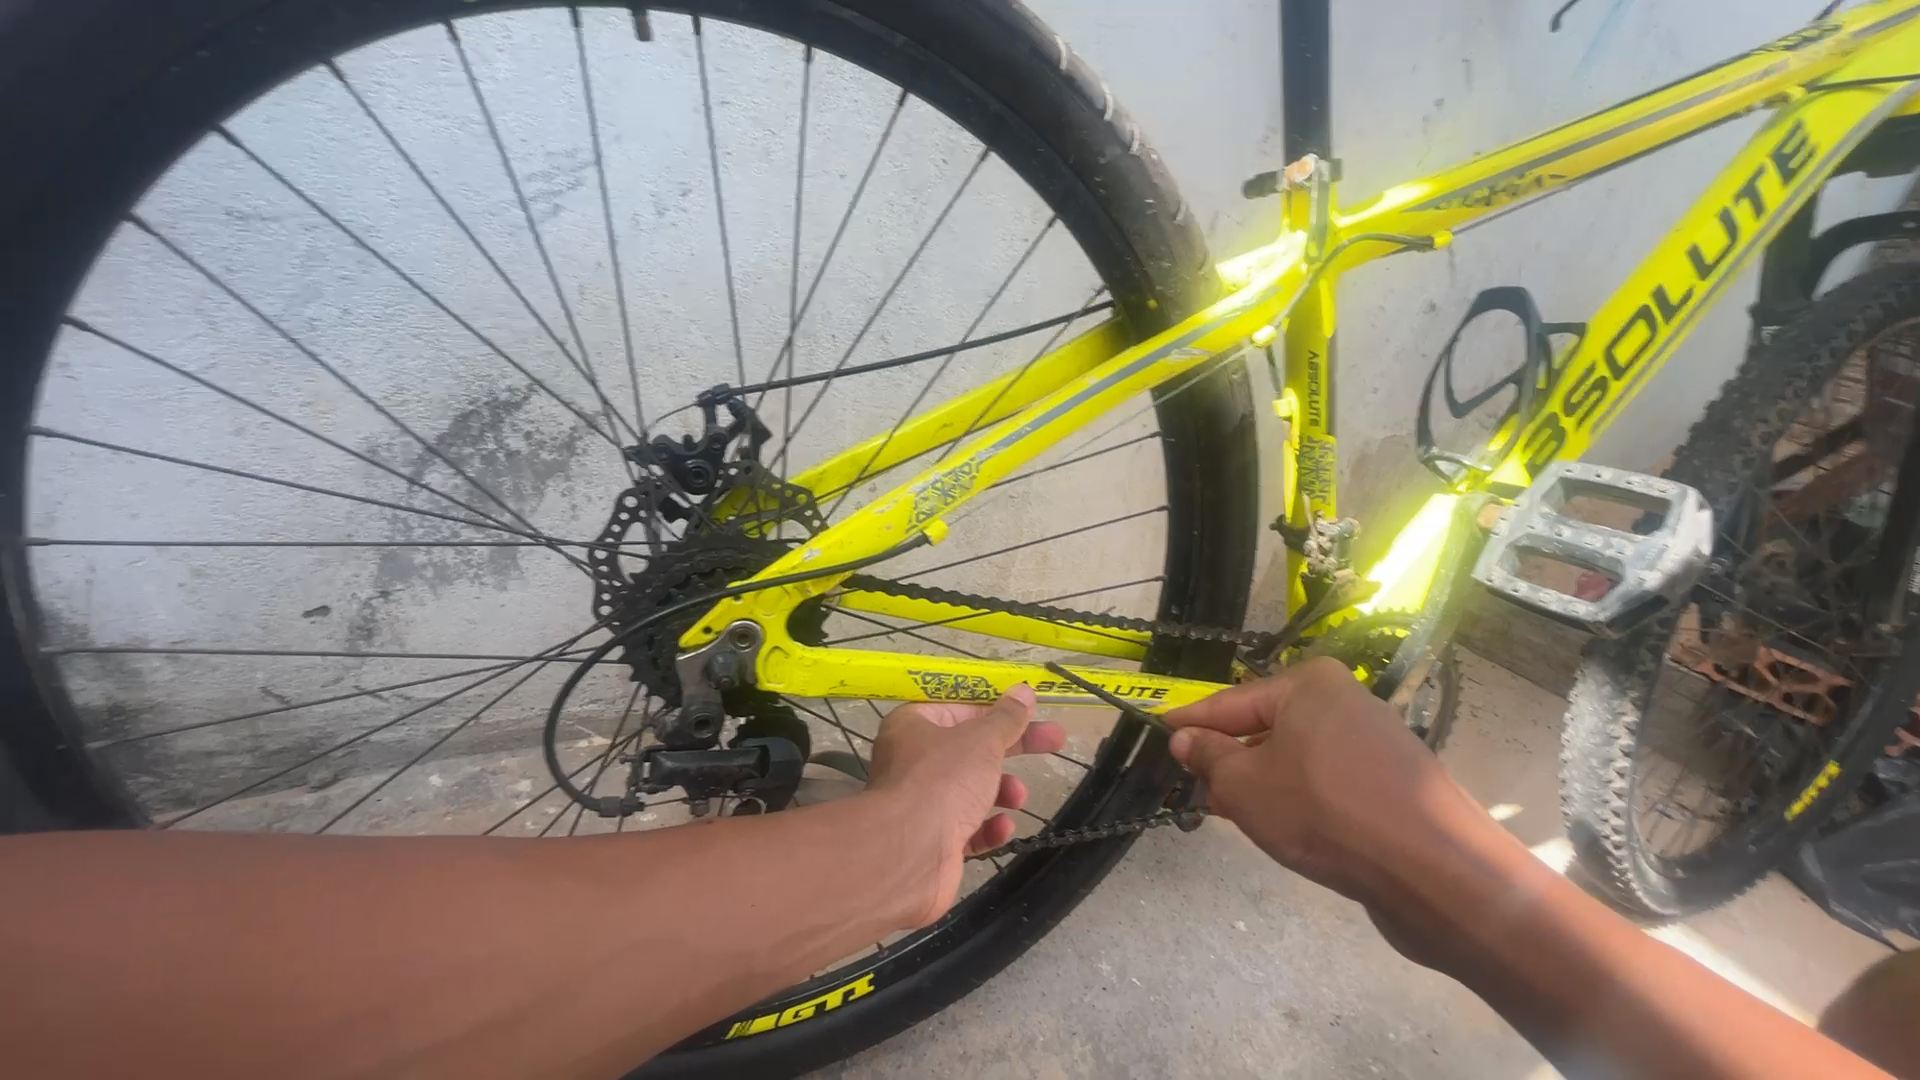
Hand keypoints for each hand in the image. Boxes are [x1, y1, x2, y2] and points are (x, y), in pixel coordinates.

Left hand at [863, 684, 1064, 926]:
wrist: (910, 853)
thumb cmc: (943, 780)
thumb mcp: (982, 741)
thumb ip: (1006, 718)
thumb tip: (1023, 691)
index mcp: (913, 725)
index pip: (958, 707)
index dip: (995, 708)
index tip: (1029, 710)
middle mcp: (912, 761)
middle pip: (971, 747)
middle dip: (1013, 747)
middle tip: (1055, 740)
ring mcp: (920, 803)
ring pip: (970, 789)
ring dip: (1000, 790)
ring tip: (1018, 796)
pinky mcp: (931, 840)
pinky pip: (966, 827)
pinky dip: (987, 826)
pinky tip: (1002, 828)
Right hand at [1166, 657, 1490, 909]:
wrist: (1435, 873)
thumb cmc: (1324, 812)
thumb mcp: (1245, 785)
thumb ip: (1209, 757)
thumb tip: (1185, 740)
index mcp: (1308, 684)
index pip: (1229, 701)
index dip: (1191, 723)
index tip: (1160, 734)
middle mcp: (1345, 700)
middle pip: (1265, 726)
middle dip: (1229, 757)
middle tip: (1195, 784)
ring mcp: (1376, 741)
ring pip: (1296, 756)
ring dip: (1262, 781)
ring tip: (1234, 812)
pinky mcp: (1396, 782)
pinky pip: (1328, 780)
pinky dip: (1300, 797)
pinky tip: (1285, 826)